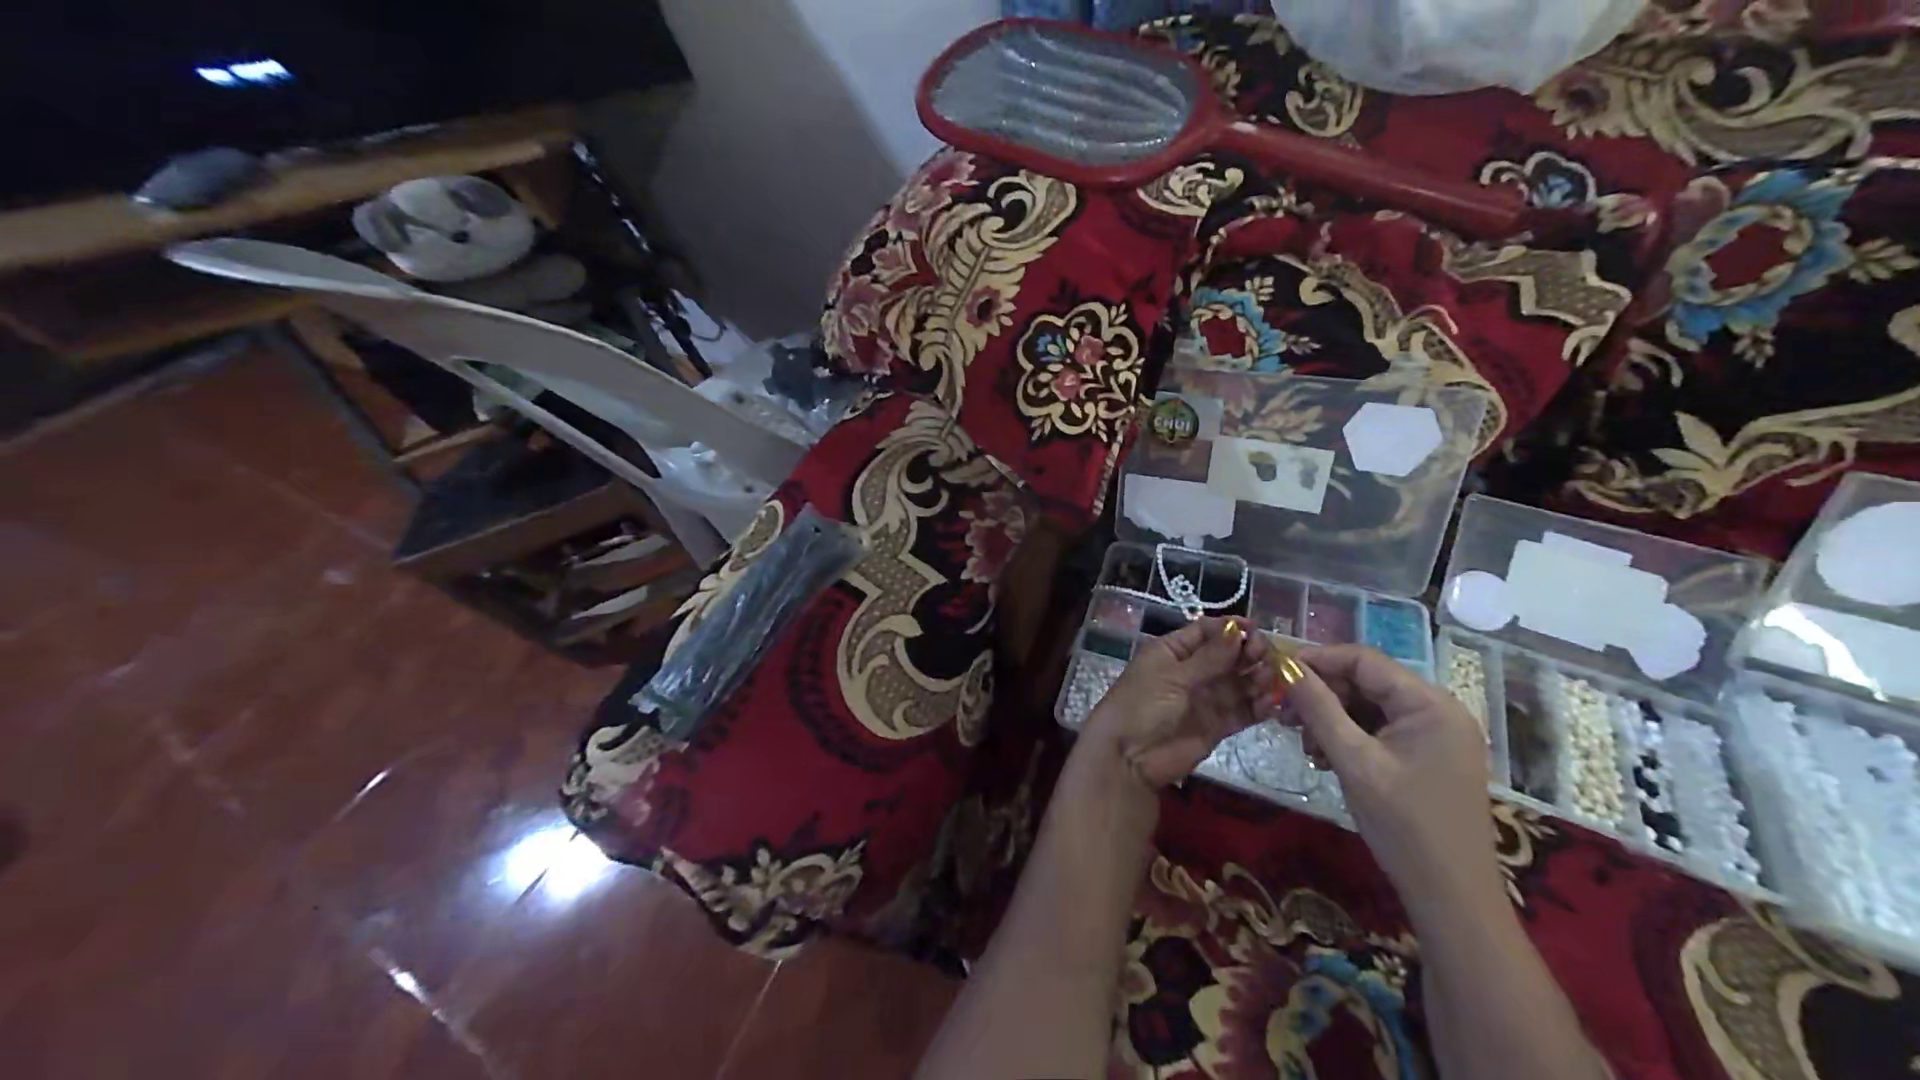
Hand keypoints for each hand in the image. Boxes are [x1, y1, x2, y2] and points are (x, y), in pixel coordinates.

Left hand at [1083, 616, 1275, 789]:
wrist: (1128, 758)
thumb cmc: (1142, 705)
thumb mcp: (1173, 676)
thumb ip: (1209, 657)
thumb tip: (1238, 630)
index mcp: (1173, 652)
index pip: (1206, 632)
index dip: (1231, 629)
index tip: (1256, 629)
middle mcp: (1192, 672)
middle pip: (1228, 656)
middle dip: (1249, 653)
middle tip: (1267, 656)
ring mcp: (1205, 699)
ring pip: (1239, 683)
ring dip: (1258, 679)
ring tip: (1272, 679)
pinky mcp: (1217, 725)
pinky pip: (1242, 711)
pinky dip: (1258, 706)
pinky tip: (1272, 703)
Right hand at [1286, 645, 1501, 910]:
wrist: (1452, 895)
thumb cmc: (1403, 824)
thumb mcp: (1353, 761)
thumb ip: (1319, 708)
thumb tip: (1285, 667)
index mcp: (1430, 704)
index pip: (1364, 660)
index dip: (1316, 660)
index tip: (1275, 673)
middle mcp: (1438, 710)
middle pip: (1366, 682)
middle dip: (1321, 694)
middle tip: (1282, 715)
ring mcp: (1436, 735)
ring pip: (1369, 707)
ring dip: (1330, 719)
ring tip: (1304, 745)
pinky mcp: (1428, 756)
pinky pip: (1380, 730)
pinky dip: (1349, 737)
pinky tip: (1325, 758)